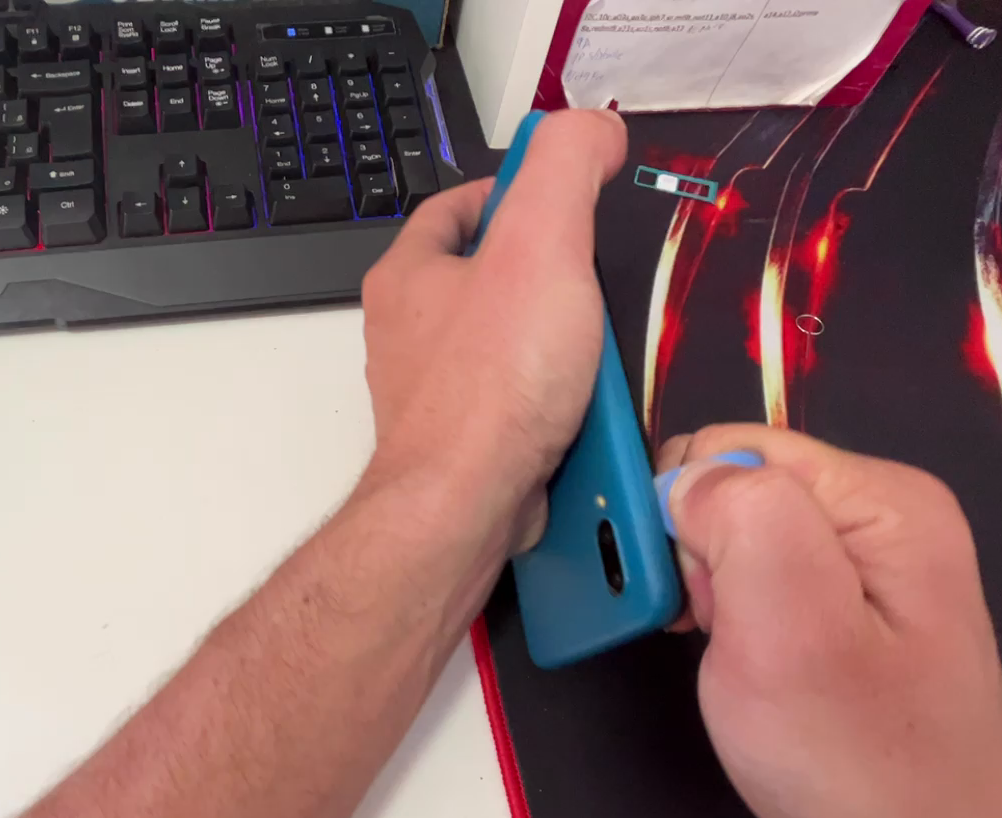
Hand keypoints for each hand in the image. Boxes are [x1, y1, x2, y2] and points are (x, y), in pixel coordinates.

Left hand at [359, 109, 626, 548]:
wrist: (464, 501)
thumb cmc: (487, 387)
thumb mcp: (539, 243)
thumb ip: (564, 167)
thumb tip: (587, 131)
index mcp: (408, 277)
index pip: (454, 207)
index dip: (509, 188)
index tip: (559, 192)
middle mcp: (408, 334)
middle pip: (484, 277)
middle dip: (542, 273)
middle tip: (588, 276)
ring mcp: (430, 389)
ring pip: (504, 342)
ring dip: (554, 340)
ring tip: (593, 347)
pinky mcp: (459, 436)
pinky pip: (514, 398)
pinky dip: (549, 395)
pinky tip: (581, 402)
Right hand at [657, 425, 1001, 817]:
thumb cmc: (851, 754)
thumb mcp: (789, 632)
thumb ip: (743, 523)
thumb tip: (686, 479)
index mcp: (877, 499)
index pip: (726, 449)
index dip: (686, 517)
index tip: (703, 597)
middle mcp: (872, 511)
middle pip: (725, 483)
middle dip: (693, 549)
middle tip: (720, 626)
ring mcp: (856, 555)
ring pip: (724, 526)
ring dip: (702, 581)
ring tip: (728, 645)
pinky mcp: (834, 594)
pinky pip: (743, 563)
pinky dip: (717, 600)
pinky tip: (734, 647)